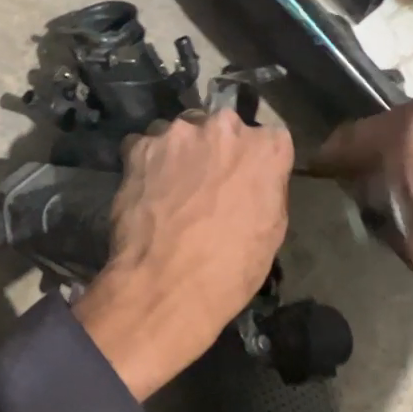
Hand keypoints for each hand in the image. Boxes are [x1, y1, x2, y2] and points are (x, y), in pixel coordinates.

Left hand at [73, 109, 293, 398]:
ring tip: (171, 190)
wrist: (166, 283)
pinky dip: (145, 164)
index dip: (254, 162)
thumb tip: (253, 181)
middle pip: (221, 129)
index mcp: (268, 147)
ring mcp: (178, 134)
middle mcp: (224, 127)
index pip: (269, 139)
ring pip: (180, 134)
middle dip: (215, 150)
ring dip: (178, 154)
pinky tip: (145, 192)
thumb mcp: (272, 231)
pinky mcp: (140, 148)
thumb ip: (266, 189)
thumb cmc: (231, 267)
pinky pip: (144, 147)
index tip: (244, 182)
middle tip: (205, 185)